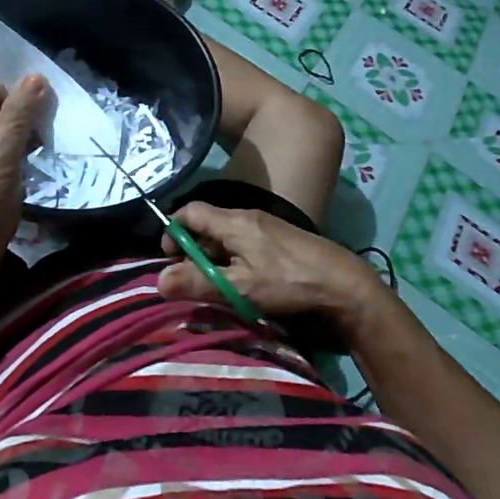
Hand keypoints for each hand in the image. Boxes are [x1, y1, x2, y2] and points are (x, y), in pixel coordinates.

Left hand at [0, 76, 46, 259]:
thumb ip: (20, 110)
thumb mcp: (3, 147)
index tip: (41, 107)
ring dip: (23, 126)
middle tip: (44, 121)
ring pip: (1, 122)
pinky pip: (3, 139)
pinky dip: (20, 140)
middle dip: (20, 110)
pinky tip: (35, 148)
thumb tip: (37, 76)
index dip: (14, 95)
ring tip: (41, 136)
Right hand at [155, 202, 389, 333]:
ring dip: (214, 257)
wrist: (341, 282)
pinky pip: (245, 242)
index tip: (168, 260)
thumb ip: (198, 282)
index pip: (190, 211)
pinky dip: (234, 259)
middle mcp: (248, 216)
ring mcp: (267, 226)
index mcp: (234, 221)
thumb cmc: (287, 281)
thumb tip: (158, 279)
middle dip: (192, 249)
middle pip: (207, 224)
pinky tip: (242, 283)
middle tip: (190, 280)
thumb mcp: (239, 287)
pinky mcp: (281, 239)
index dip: (172, 231)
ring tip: (215, 286)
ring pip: (227, 235)